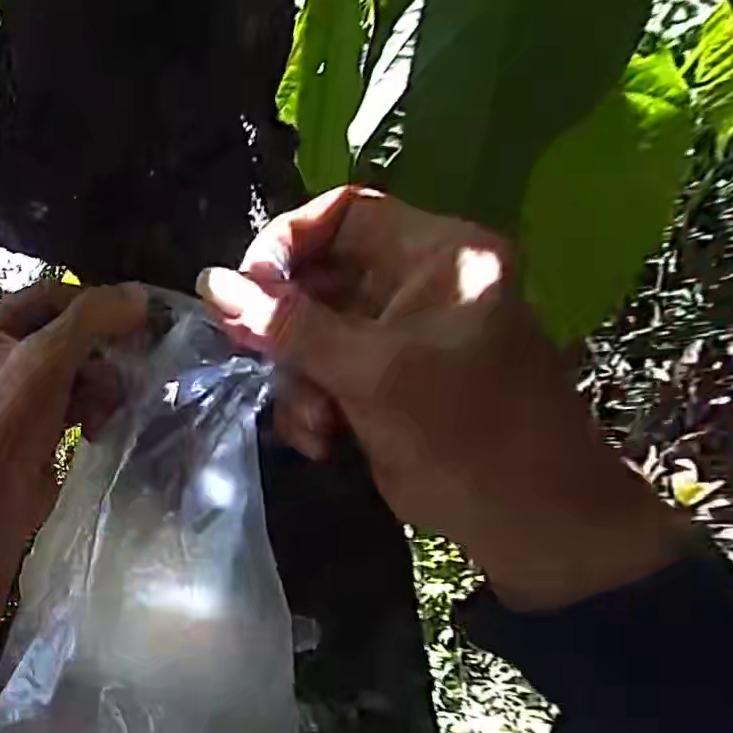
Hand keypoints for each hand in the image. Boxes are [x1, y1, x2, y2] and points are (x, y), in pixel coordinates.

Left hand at [0, 281, 148, 638]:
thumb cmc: (5, 426)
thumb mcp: (46, 360)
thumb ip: (92, 319)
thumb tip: (139, 294)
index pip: (51, 297)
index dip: (95, 303)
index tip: (141, 315)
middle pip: (68, 335)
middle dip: (99, 356)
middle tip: (134, 363)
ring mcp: (15, 394)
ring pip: (77, 371)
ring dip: (99, 387)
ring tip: (103, 411)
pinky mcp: (33, 426)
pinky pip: (74, 402)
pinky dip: (90, 410)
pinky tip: (95, 429)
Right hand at [197, 187, 687, 610]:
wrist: (521, 517)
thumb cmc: (464, 433)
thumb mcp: (371, 371)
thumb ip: (289, 326)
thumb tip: (212, 283)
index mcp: (434, 257)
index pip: (340, 215)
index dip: (284, 247)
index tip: (245, 299)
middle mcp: (408, 286)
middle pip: (312, 281)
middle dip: (284, 335)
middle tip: (269, 370)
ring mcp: (388, 336)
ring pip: (303, 336)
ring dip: (294, 384)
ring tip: (315, 426)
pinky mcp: (372, 379)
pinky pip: (312, 373)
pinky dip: (305, 406)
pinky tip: (322, 439)